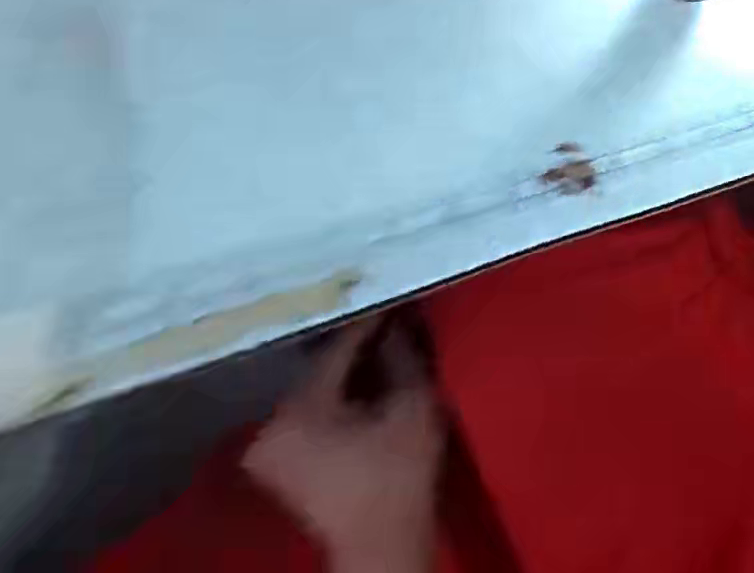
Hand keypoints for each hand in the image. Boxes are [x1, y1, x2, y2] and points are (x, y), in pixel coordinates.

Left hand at [243, 321, 443, 572]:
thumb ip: (403, 356)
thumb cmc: (400, 467)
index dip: (372, 321)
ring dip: (354, 364)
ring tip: (391, 335)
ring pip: (318, 386)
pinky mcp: (280, 458)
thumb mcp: (413, 402)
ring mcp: (268, 446)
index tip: (400, 293)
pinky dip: (344, 386)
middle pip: (320, 369)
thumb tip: (402, 320)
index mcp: (294, 415)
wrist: (382, 534)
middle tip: (398, 312)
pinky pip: (314, 405)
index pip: (335, 351)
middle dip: (361, 342)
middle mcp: (267, 428)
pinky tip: (374, 371)